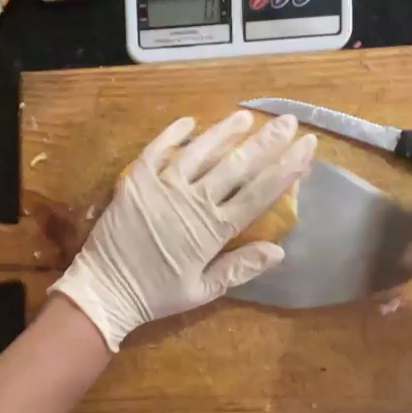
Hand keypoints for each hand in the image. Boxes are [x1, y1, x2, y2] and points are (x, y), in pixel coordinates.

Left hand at [51, 112, 315, 350]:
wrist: (104, 290)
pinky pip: (157, 151)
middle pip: (236, 166)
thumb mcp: (202, 291)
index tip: (307, 147)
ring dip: (224, 132)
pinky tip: (191, 122)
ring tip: (246, 117)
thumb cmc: (155, 295)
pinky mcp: (135, 182)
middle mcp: (191, 202)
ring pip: (200, 152)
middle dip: (266, 142)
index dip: (286, 168)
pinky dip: (174, 135)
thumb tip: (279, 250)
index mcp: (212, 230)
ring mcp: (161, 188)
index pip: (259, 193)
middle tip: (288, 121)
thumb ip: (239, 269)